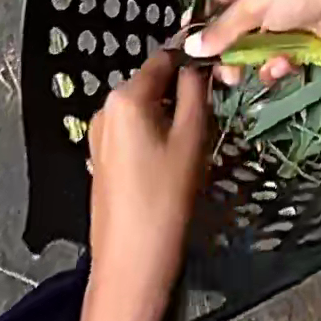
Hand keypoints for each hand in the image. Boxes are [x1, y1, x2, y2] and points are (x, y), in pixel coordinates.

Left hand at [84, 50, 208, 320]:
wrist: (131, 264)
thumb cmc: (166, 197)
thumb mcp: (192, 136)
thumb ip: (196, 89)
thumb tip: (199, 61)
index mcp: (125, 97)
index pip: (165, 56)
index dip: (194, 59)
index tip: (220, 69)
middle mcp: (106, 107)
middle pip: (154, 81)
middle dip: (183, 88)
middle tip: (213, 107)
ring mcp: (99, 133)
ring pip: (146, 105)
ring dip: (172, 111)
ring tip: (195, 137)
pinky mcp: (101, 156)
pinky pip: (134, 127)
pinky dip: (156, 130)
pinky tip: (173, 156)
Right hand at [183, 0, 320, 85]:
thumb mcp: (256, 4)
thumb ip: (224, 28)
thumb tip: (190, 47)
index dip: (204, 22)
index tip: (190, 48)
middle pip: (235, 29)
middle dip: (229, 52)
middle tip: (225, 75)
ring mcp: (285, 18)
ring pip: (257, 47)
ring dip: (255, 62)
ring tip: (257, 72)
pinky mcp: (304, 39)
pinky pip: (280, 56)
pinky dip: (278, 65)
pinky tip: (283, 67)